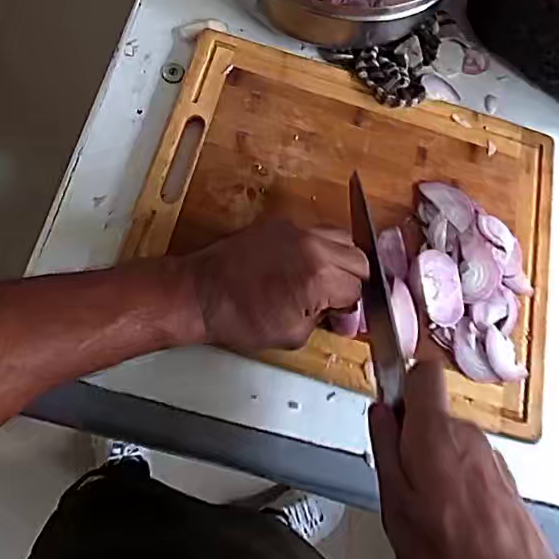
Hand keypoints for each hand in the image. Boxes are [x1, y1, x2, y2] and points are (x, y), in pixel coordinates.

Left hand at [181, 220, 366, 353]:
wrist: (200, 293)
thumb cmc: (238, 318)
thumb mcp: (292, 334)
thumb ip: (325, 321)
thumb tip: (342, 316)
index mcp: (320, 275)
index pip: (358, 290)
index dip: (351, 311)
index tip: (342, 320)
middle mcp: (313, 245)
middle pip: (358, 259)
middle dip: (352, 282)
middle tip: (338, 300)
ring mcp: (295, 230)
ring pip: (341, 238)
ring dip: (340, 260)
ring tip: (325, 280)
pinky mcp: (278, 224)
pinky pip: (313, 231)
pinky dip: (318, 248)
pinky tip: (304, 266)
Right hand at [369, 360, 558, 558]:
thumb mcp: (396, 509)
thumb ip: (384, 449)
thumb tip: (380, 413)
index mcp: (437, 435)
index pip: (423, 372)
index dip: (402, 382)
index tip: (388, 407)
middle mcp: (471, 438)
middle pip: (431, 413)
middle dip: (411, 439)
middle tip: (400, 485)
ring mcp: (493, 461)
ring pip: (449, 444)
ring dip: (432, 468)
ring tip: (426, 518)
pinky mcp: (507, 486)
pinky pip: (469, 468)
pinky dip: (455, 487)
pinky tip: (452, 531)